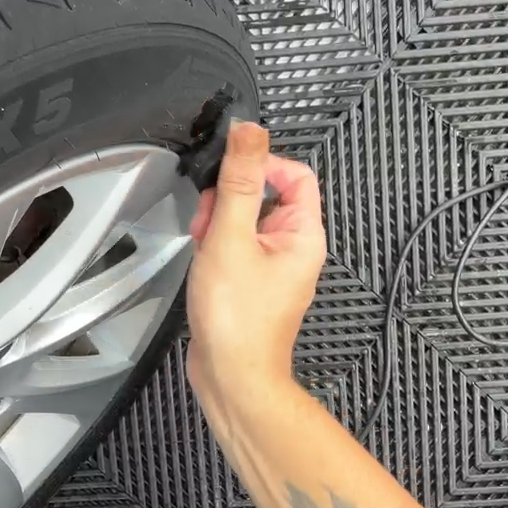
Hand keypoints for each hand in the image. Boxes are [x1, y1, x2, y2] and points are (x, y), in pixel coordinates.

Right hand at [185, 120, 326, 399]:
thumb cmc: (238, 322)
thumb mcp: (232, 238)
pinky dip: (216, 248)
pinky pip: (235, 248)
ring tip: (206, 247)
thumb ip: (240, 181)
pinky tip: (204, 265)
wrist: (232, 377)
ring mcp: (273, 269)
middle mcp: (294, 251)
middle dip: (231, 198)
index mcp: (303, 235)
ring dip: (219, 224)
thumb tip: (250, 131)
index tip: (231, 173)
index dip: (261, 164)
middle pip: (265, 195)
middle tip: (212, 219)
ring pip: (245, 221)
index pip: (295, 173)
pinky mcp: (252, 284)